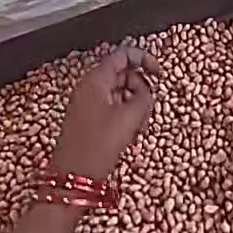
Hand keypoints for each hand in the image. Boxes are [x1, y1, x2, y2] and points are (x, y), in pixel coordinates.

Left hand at [49, 45, 159, 181]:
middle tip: (149, 105)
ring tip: (140, 123)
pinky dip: (125, 113)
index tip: (159, 74)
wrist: (73, 177)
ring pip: (118, 91)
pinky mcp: (88, 118)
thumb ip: (144, 97)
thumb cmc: (99, 145)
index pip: (123, 55)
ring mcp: (87, 102)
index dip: (144, 59)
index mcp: (96, 79)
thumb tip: (149, 90)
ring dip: (134, 102)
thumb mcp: (129, 118)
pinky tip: (131, 131)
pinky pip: (111, 106)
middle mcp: (89, 87)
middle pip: (121, 73)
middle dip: (140, 85)